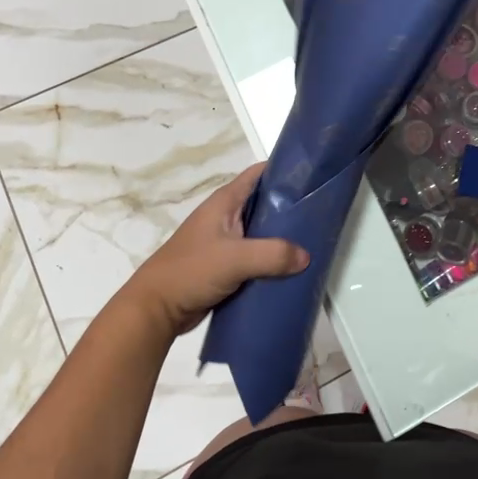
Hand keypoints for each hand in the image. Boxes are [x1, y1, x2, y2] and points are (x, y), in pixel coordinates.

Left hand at [125, 163, 309, 334]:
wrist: (155, 310)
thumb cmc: (191, 271)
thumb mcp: (235, 259)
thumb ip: (273, 254)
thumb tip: (306, 256)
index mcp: (225, 202)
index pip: (259, 173)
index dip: (285, 169)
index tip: (313, 174)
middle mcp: (226, 216)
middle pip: (265, 203)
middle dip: (291, 206)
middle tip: (322, 212)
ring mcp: (226, 241)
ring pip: (263, 232)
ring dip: (283, 237)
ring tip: (313, 241)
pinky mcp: (226, 265)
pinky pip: (257, 256)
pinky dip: (273, 260)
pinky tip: (292, 268)